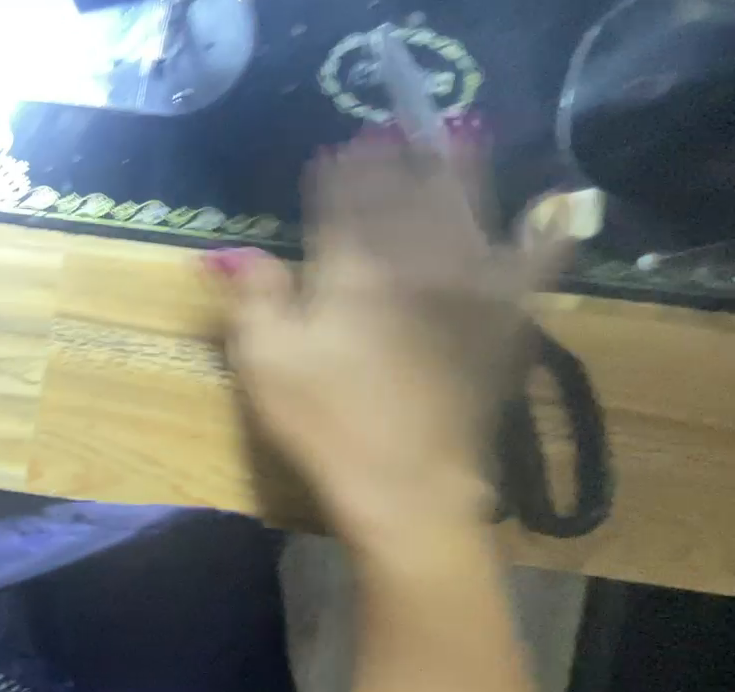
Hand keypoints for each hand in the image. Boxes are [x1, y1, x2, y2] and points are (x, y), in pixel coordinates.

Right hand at [207, 122, 568, 544]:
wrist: (406, 477)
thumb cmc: (319, 420)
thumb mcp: (264, 362)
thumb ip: (252, 298)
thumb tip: (226, 252)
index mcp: (351, 273)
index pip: (343, 207)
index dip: (337, 176)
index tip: (333, 151)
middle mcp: (418, 262)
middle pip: (408, 198)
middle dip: (398, 164)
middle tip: (393, 136)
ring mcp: (471, 287)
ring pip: (466, 212)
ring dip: (456, 174)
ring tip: (453, 144)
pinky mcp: (505, 318)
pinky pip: (532, 261)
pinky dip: (539, 231)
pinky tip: (542, 213)